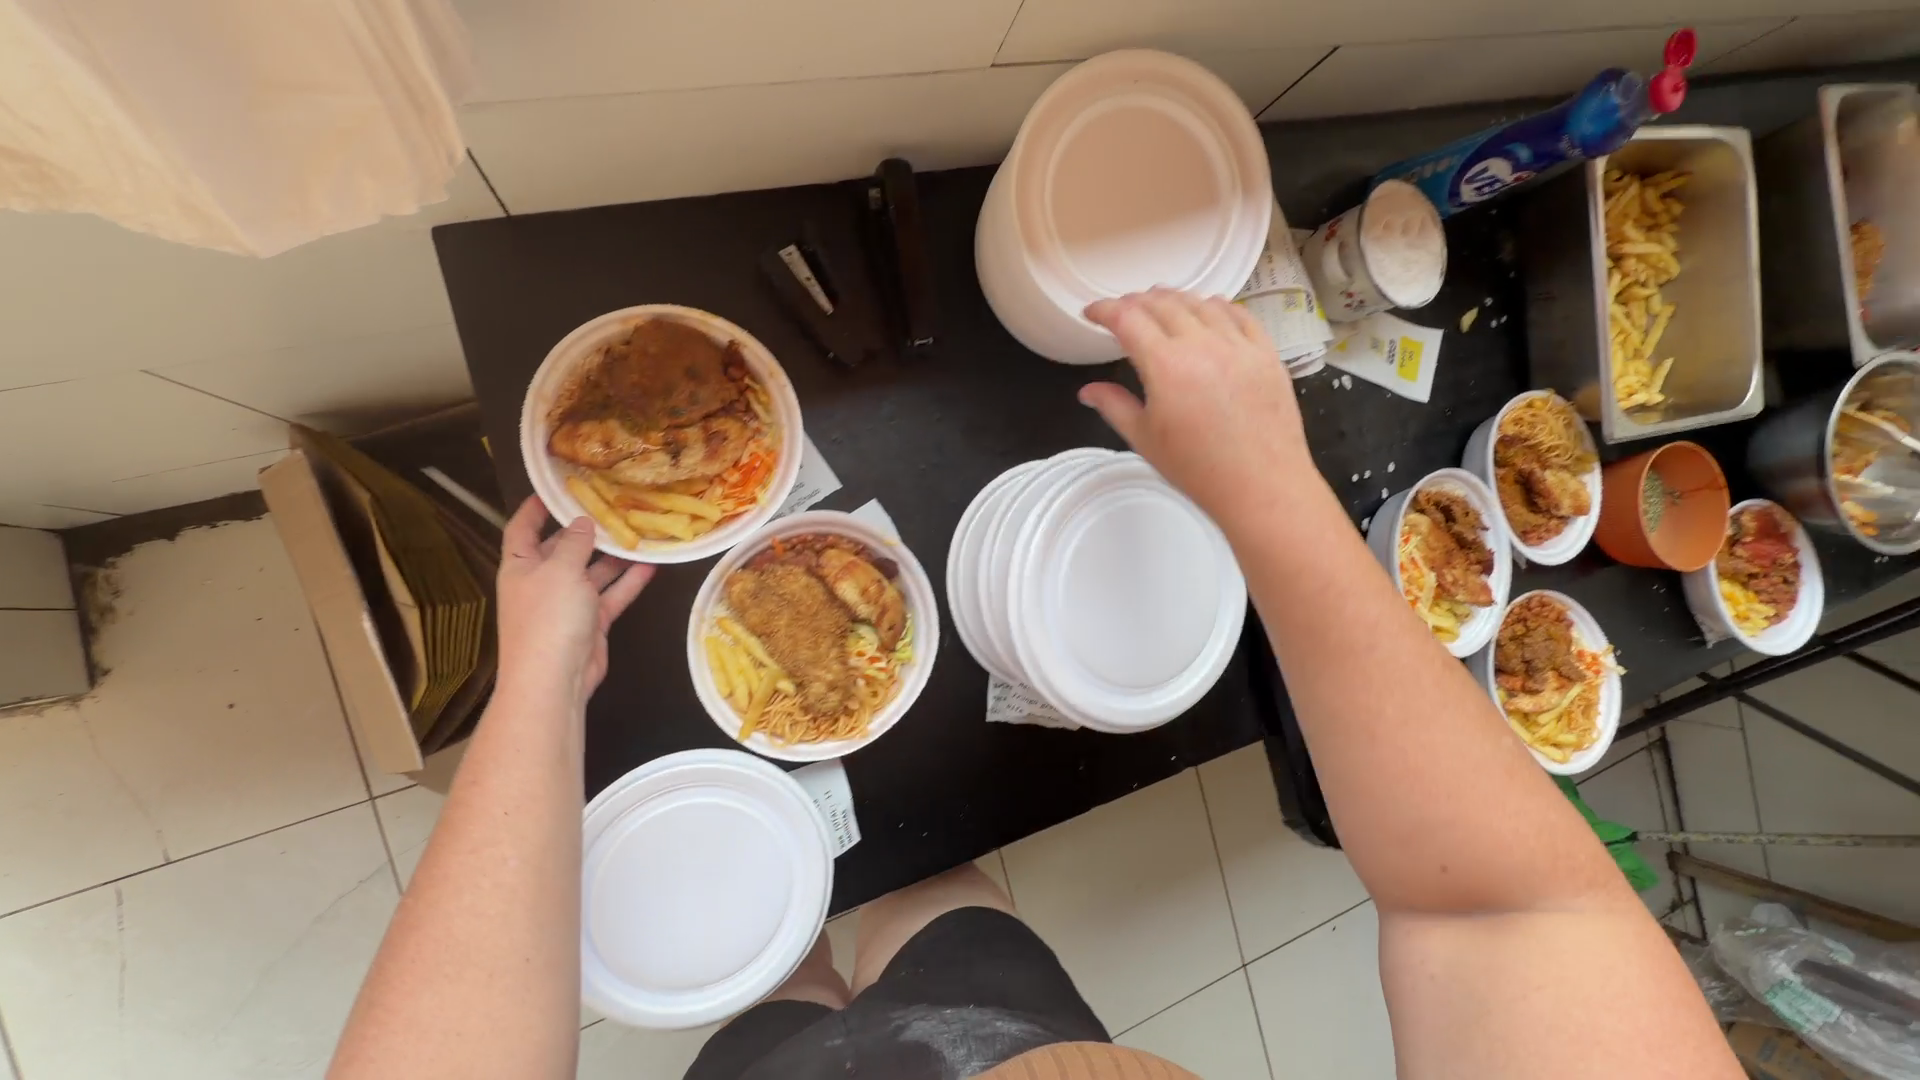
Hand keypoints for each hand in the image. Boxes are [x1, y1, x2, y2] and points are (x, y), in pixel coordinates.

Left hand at [496, 497, 654, 709]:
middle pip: (564, 548)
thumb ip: (575, 543)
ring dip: (615, 556)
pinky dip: (630, 582)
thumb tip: (583, 521)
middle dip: (587, 530)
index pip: (523, 529)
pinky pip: (612, 595)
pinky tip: (653, 565)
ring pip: (594, 571)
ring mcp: (568, 602)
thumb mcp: (560, 571)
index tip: (556, 488)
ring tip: (642, 532)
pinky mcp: (592, 621)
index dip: (535, 508)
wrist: (553, 678)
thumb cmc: (547, 618)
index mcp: (521, 566)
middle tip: (616, 506)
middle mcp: (543, 581)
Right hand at [1080, 288, 1320, 525]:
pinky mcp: (1266, 354)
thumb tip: (1088, 392)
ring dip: (1175, 298)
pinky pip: (1240, 315)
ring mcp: (1239, 346)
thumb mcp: (1145, 439)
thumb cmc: (1197, 469)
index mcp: (1166, 365)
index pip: (1127, 319)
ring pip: (1201, 304)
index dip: (1105, 310)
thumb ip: (1114, 406)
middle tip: (1123, 309)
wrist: (1260, 485)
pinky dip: (1218, 306)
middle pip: (1163, 304)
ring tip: (1160, 302)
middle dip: (1136, 301)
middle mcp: (1203, 344)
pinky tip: (1210, 309)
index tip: (1092, 312)